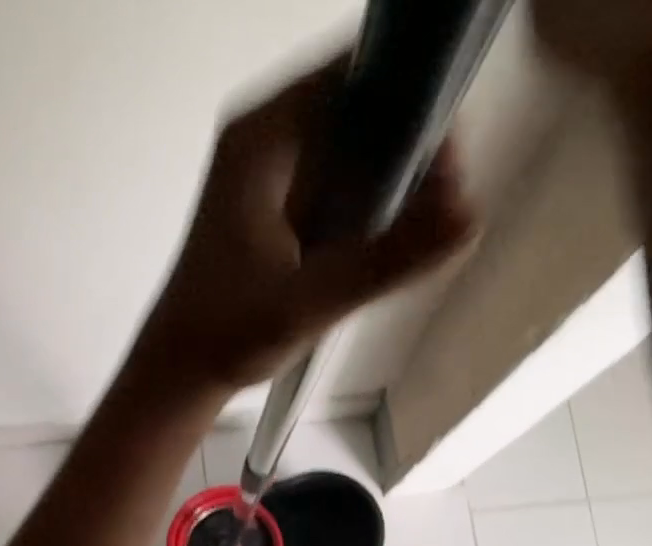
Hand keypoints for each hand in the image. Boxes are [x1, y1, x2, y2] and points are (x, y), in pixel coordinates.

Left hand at [131, 56, 477, 392]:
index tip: (445, 155)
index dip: (411, 97)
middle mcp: (269, 137)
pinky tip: (388, 238)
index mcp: (263, 138)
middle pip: (364, 102)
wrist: (182, 367)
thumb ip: (388, 259)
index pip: (355, 72)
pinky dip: (376, 198)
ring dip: (398, 173)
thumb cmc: (225, 333)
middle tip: (440, 201)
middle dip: (411, 144)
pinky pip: (348, 175)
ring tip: (420, 223)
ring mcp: (277, 168)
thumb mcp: (311, 300)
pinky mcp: (286, 200)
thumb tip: (469, 212)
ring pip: (361, 140)